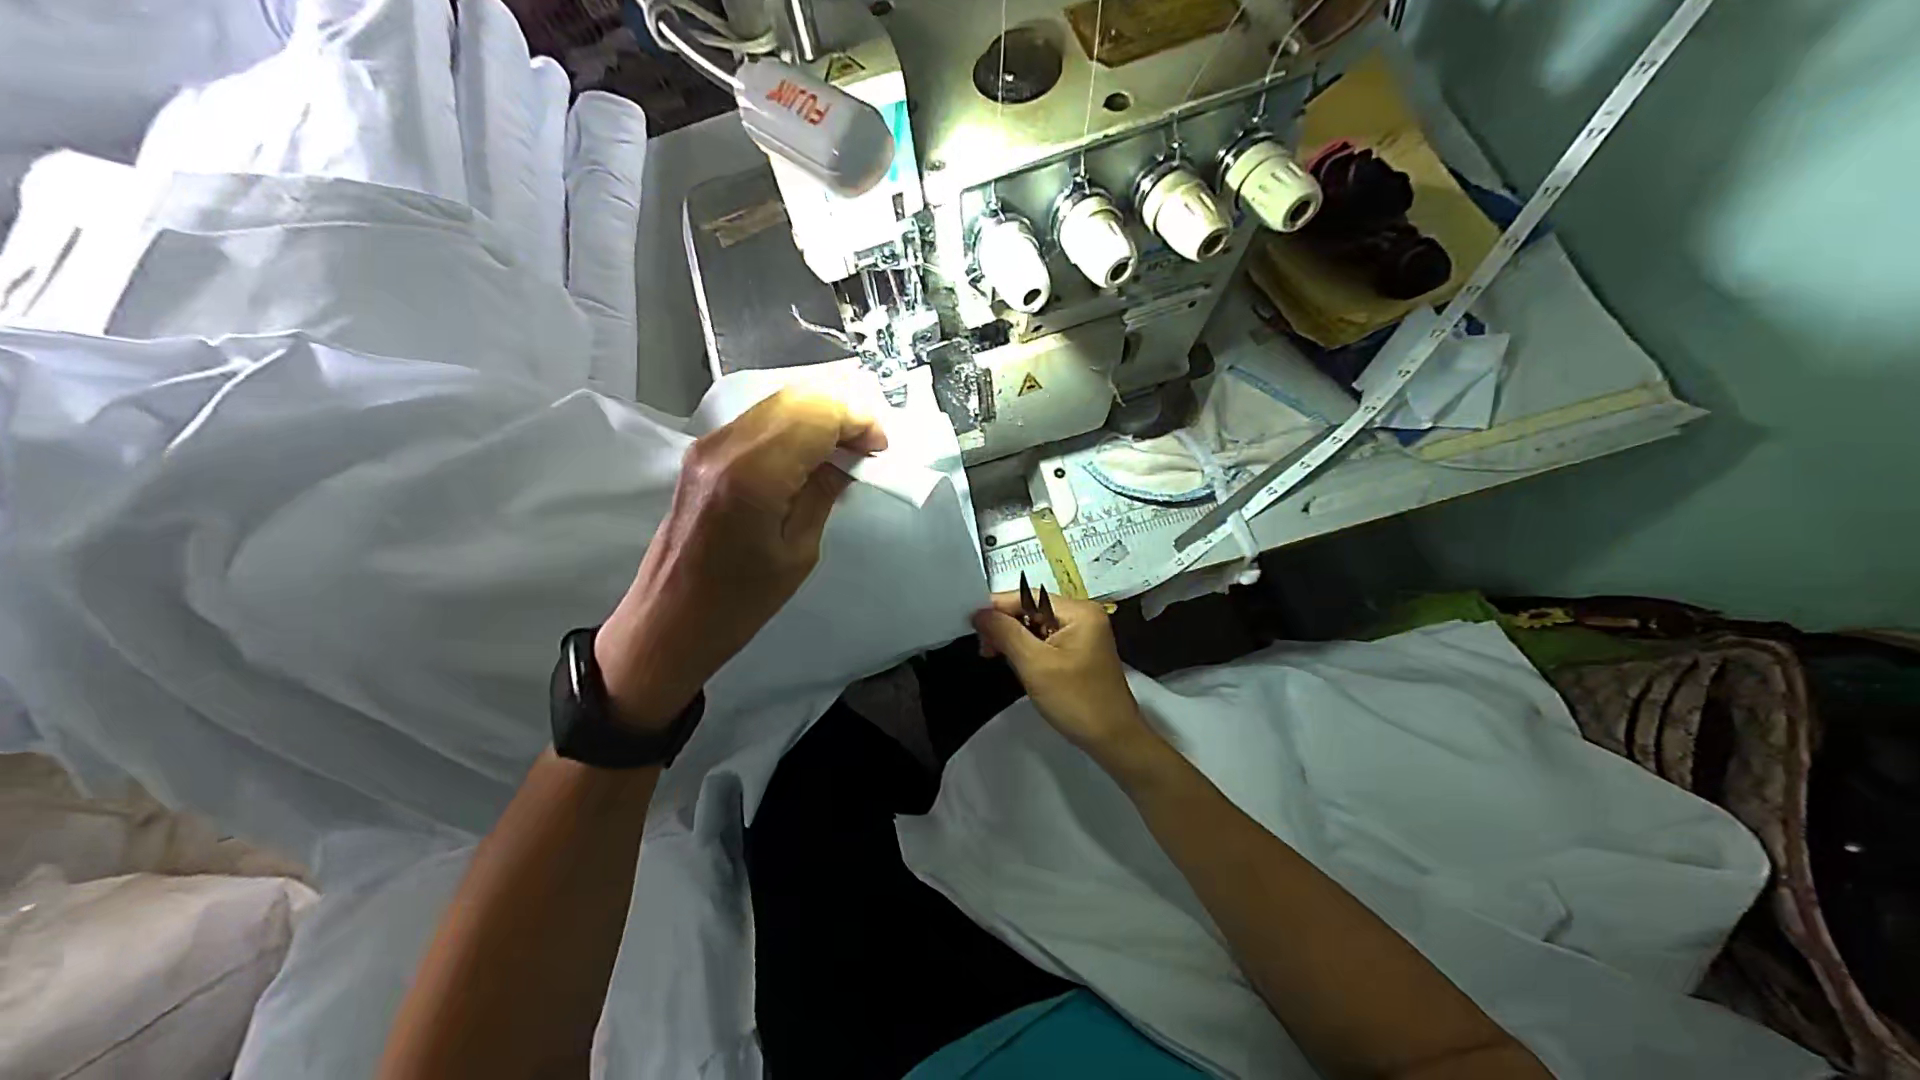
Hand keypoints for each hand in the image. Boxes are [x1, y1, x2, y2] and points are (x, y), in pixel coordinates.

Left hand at [596, 390, 885, 731]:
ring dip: (817, 417)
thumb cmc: (739, 602)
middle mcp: (726, 446)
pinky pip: (759, 421)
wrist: (670, 620)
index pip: (817, 413)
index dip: (857, 421)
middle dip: (841, 413)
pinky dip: (792, 426)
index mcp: (753, 473)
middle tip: (866, 448)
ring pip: (777, 402)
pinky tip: (809, 456)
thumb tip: (845, 461)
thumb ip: (822, 493)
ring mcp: (708, 445)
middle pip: (797, 396)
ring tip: (843, 452)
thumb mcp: (798, 552)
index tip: (878, 449)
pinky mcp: (702, 454)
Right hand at [972, 593, 1159, 765]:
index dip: (997, 607)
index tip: (971, 623)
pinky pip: (1045, 640)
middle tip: (984, 647)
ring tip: (995, 655)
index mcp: (1079, 611)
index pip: (1028, 597)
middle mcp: (1083, 616)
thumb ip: (1005, 633)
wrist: (1113, 739)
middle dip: (1005, 625)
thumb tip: (979, 613)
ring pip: (1036, 625)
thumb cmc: (1077, 701)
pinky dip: (1027, 649)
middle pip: (1032, 609)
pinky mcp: (1078, 651)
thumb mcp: (1035, 665)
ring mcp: (1082, 634)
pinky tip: (1015, 662)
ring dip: (1014, 638)